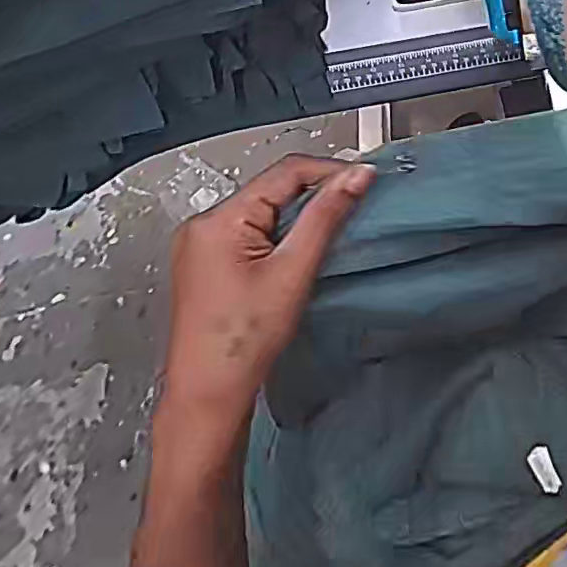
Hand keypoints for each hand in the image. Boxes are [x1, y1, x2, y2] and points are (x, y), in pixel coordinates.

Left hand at [160, 154, 375, 419]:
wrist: (209, 394)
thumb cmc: (243, 342)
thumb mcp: (294, 270)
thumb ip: (327, 215)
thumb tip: (355, 177)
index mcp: (219, 221)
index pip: (285, 172)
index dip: (330, 171)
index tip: (363, 179)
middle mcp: (204, 225)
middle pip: (274, 187)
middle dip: (317, 193)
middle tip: (353, 205)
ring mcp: (203, 244)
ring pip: (267, 208)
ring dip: (301, 214)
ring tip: (330, 231)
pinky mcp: (209, 261)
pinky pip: (254, 229)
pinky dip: (284, 232)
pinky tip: (300, 251)